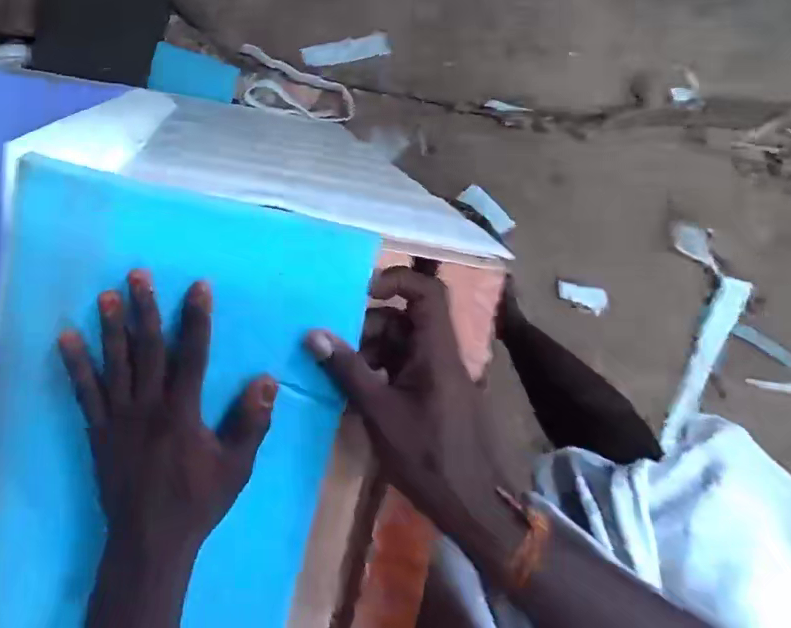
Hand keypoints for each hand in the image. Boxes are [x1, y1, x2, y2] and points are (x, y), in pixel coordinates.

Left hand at [58, 271, 275, 580]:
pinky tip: (65, 337)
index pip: (192, 354)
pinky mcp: (98, 430)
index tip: (198, 285)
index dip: (196, 318)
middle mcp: (148, 406)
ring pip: (115, 363)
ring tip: (107, 294)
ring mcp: (119, 416)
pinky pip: (85, 392)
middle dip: (145, 309)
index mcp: (182, 411)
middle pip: (148, 348)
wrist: (148, 541)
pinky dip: (74, 364)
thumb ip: (251, 422)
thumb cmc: (196, 500)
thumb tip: (266, 379)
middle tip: (138, 275)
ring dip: (111, 327)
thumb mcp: (235, 467)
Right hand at [304, 265, 519, 567]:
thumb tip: (313, 334)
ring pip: (400, 343)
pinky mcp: (434, 394)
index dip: (396, 280)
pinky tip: (357, 393)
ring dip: (369, 351)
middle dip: (367, 326)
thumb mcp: (380, 413)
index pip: (426, 290)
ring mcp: (438, 374)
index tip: (362, 293)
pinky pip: (403, 366)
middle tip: (336, 347)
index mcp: (436, 348)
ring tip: (340, 374)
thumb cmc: (430, 457)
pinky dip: (379, 371)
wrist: (476, 510)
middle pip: (404, 318)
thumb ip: (348, 370)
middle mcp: (440, 353)